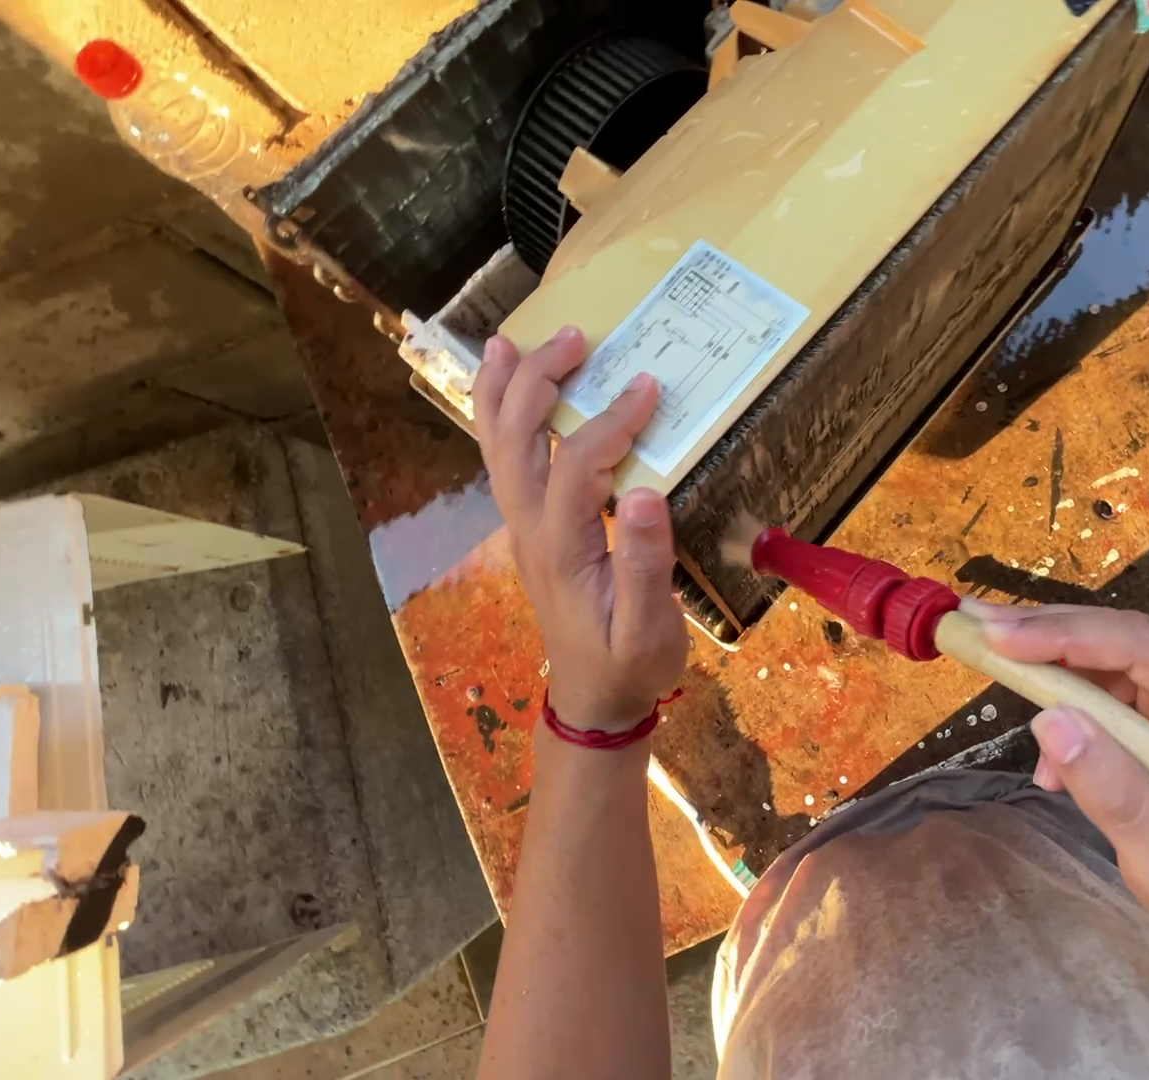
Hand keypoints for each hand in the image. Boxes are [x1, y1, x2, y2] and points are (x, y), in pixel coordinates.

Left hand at [472, 328, 688, 732]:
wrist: (593, 698)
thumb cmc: (629, 665)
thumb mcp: (649, 628)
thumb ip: (648, 565)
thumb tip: (648, 491)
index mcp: (564, 545)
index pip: (580, 463)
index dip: (613, 420)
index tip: (650, 388)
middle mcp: (531, 527)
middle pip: (517, 439)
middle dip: (539, 380)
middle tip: (574, 337)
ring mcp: (523, 527)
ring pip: (497, 447)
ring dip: (502, 391)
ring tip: (511, 342)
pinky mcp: (530, 530)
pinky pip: (504, 463)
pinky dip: (500, 420)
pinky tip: (509, 397)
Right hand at [968, 601, 1148, 943]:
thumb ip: (1118, 798)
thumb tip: (1051, 718)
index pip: (1142, 645)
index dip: (1063, 635)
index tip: (994, 637)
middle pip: (1122, 633)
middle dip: (1041, 631)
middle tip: (969, 627)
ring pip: (1113, 645)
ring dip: (1052, 664)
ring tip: (1003, 685)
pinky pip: (1118, 666)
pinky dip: (1074, 689)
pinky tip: (1056, 740)